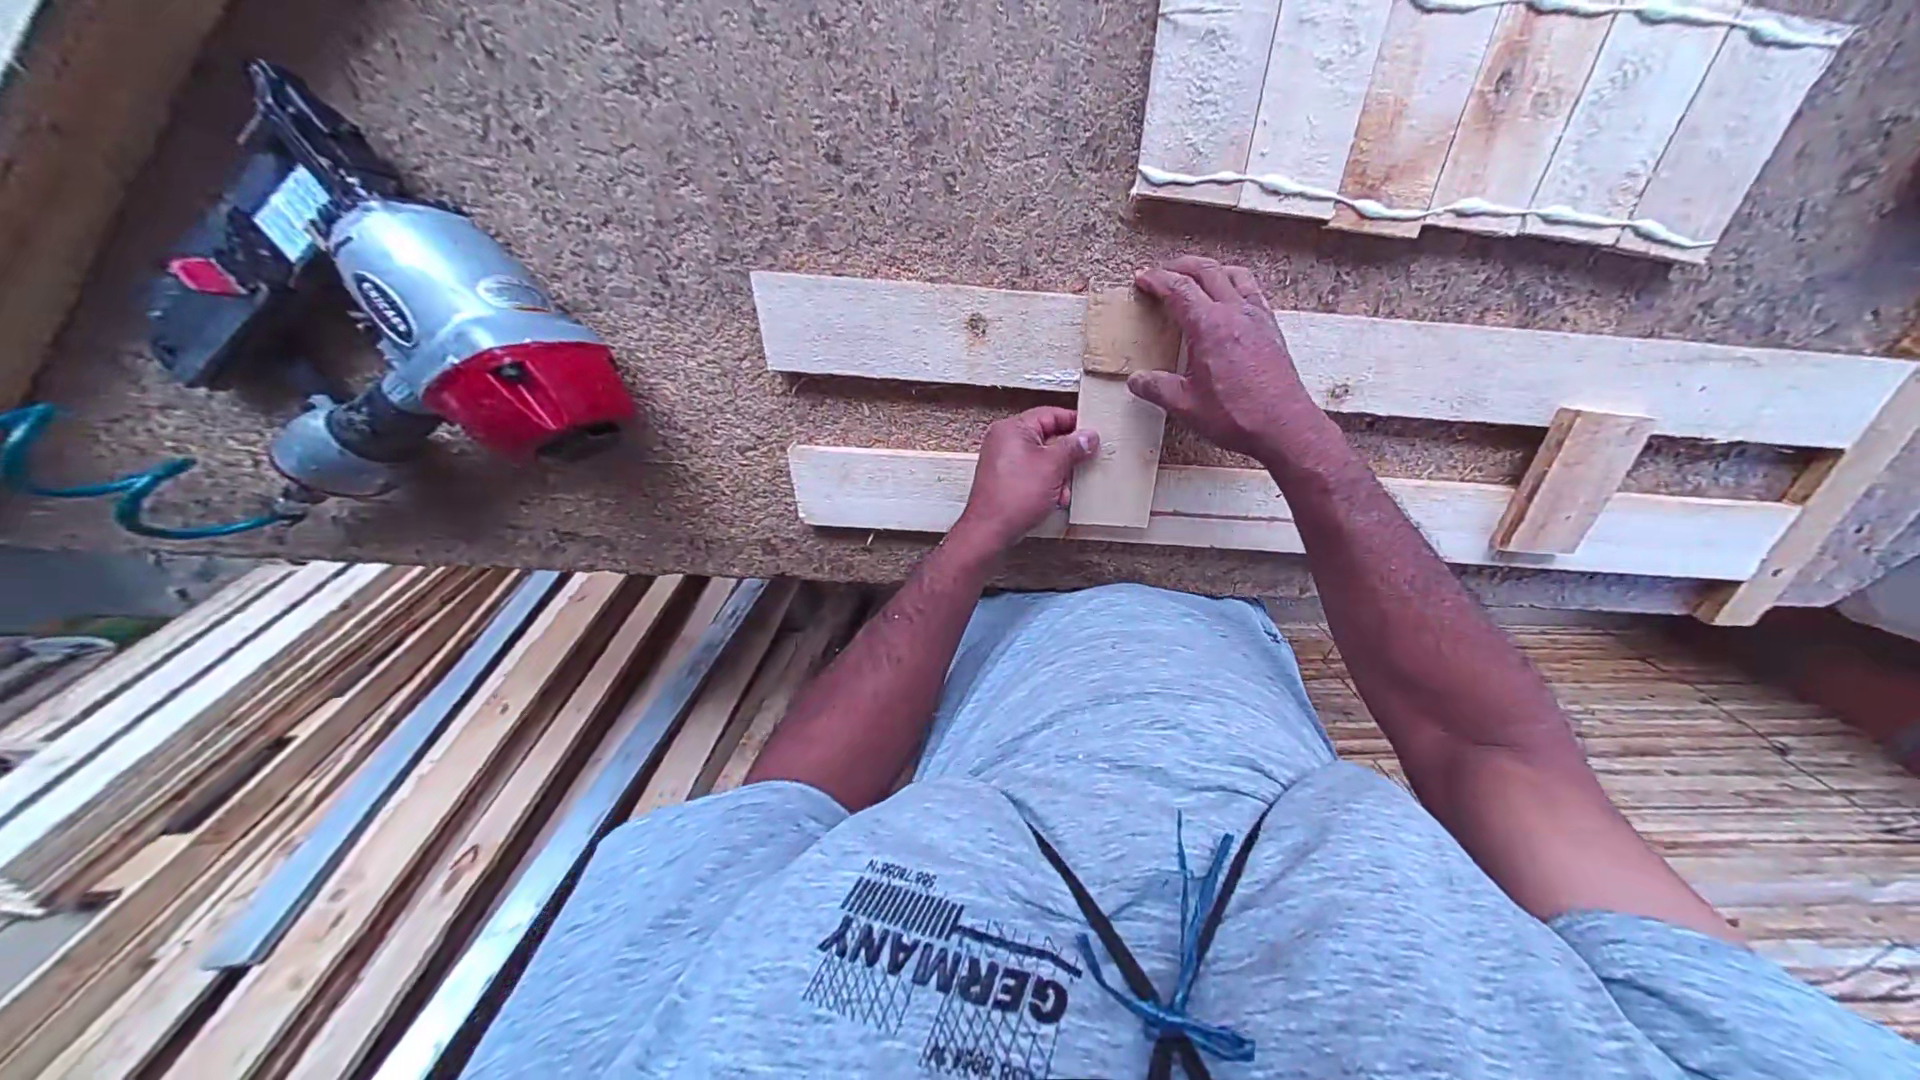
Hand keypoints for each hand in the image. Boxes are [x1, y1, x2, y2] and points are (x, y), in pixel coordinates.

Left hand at [951, 407, 1099, 554]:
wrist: (990, 530)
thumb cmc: (1012, 498)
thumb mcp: (1053, 467)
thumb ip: (1073, 447)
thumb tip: (1087, 436)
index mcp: (1013, 428)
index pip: (1050, 415)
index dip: (1074, 423)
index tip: (1091, 434)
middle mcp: (1005, 441)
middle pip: (1048, 438)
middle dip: (1066, 457)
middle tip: (1081, 464)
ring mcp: (1004, 461)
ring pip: (1043, 460)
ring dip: (1059, 475)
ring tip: (1063, 490)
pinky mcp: (1006, 480)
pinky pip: (1033, 474)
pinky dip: (1047, 485)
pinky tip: (1054, 499)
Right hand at [1128, 256, 1334, 463]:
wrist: (1283, 426)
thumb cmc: (1238, 416)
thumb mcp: (1185, 406)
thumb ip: (1156, 388)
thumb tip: (1138, 381)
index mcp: (1210, 327)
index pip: (1179, 289)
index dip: (1156, 280)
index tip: (1143, 279)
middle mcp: (1236, 314)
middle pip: (1206, 271)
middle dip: (1180, 266)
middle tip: (1162, 271)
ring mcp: (1257, 318)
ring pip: (1233, 274)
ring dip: (1210, 269)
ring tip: (1195, 276)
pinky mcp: (1271, 329)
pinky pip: (1252, 291)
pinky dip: (1235, 283)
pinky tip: (1230, 296)